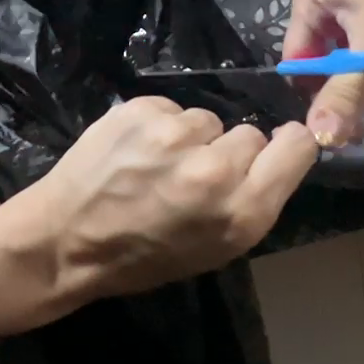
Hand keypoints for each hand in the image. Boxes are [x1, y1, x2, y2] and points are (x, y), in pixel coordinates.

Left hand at [0, 98, 317, 331]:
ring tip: (157, 164)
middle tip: (195, 174)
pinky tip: (135, 149)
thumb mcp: (215, 248)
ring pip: (207, 118)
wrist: (66, 240)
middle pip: (251, 133)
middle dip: (229, 150)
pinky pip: (171, 107)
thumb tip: (271, 157)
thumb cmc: (143, 256)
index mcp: (243, 212)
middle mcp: (216, 168)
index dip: (286, 146)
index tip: (270, 151)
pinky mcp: (142, 110)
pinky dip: (159, 124)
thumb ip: (250, 201)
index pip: (297, 147)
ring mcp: (176, 134)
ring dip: (191, 136)